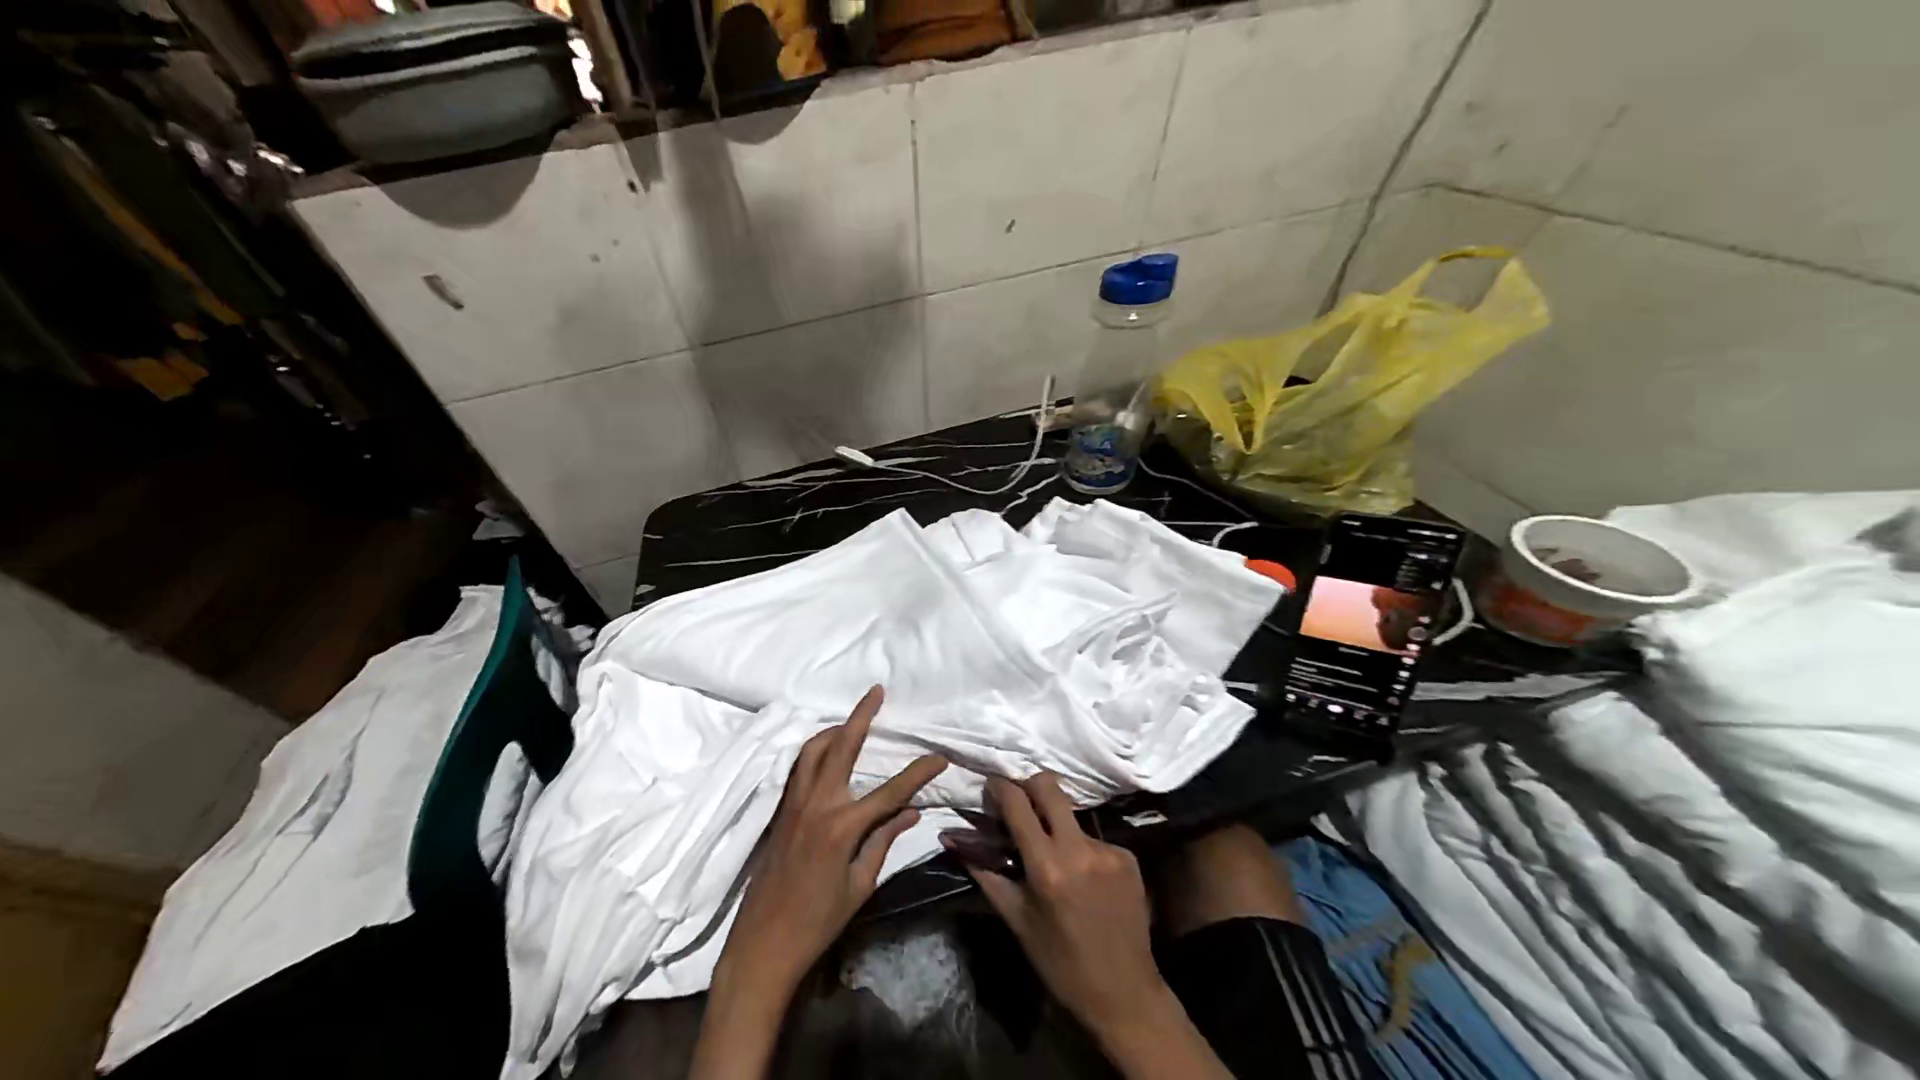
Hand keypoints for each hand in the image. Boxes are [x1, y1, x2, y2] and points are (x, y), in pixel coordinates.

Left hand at [691, 686, 944, 1079]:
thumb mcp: (860, 885)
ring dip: (833, 729)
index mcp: (842, 827)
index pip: (889, 791)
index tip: (939, 757)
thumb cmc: (818, 922)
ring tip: (852, 719)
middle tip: (876, 691)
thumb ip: (884, 840)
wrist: (763, 945)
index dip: (917, 772)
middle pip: (840, 748)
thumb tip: (910, 811)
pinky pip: (798, 768)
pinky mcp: (780, 812)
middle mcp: (816, 805)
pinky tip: (824, 751)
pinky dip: (813, 750)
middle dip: (860, 716)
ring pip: (812, 751)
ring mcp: (793, 805)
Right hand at [957, 773, 1231, 1079]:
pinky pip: (1094, 837)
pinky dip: (1080, 847)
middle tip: (1018, 802)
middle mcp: (1079, 849)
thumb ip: (986, 872)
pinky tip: (1081, 875)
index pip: (1018, 803)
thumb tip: (953, 839)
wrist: (1124, 992)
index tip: (991, 785)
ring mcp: (1108, 849)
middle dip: (1029, 785)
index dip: (1000, 787)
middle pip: (1050, 787)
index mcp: (1047, 866)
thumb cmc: (1060, 962)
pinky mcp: (1128, 856)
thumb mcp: (1016, 920)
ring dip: (1056, 823)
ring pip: (1072, 814)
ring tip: (1051, 852)